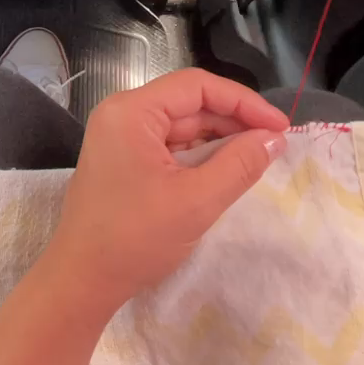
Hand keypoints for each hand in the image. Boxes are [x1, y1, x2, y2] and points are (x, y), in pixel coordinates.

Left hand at [39, 69, 287, 311]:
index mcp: (131, 111)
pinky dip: (198, 153)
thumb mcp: (196, 201)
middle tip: (276, 142)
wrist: (83, 278)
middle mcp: (121, 113)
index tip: (281, 125)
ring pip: (179, 124)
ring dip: (218, 137)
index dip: (242, 101)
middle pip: (187, 102)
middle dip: (233, 119)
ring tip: (258, 155)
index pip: (195, 86)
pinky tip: (225, 167)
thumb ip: (239, 164)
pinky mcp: (123, 158)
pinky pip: (167, 143)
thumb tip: (274, 138)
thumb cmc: (136, 237)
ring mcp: (119, 136)